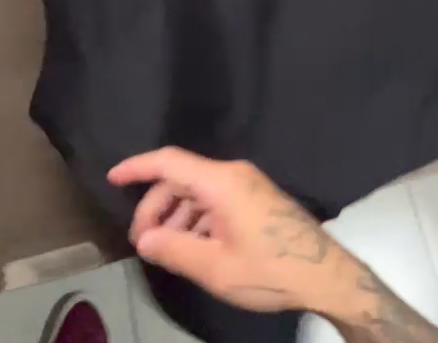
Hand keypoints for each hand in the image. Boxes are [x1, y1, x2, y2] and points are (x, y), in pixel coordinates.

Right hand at [108, 148, 360, 315]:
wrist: (325, 275)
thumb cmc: (269, 268)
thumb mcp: (216, 267)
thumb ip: (175, 250)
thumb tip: (145, 239)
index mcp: (221, 181)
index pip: (170, 162)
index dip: (138, 167)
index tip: (113, 177)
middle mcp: (232, 175)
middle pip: (181, 179)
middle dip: (156, 206)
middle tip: (142, 241)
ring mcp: (246, 186)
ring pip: (197, 192)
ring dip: (176, 217)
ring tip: (165, 250)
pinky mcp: (255, 200)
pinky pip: (215, 201)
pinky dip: (197, 220)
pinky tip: (192, 248)